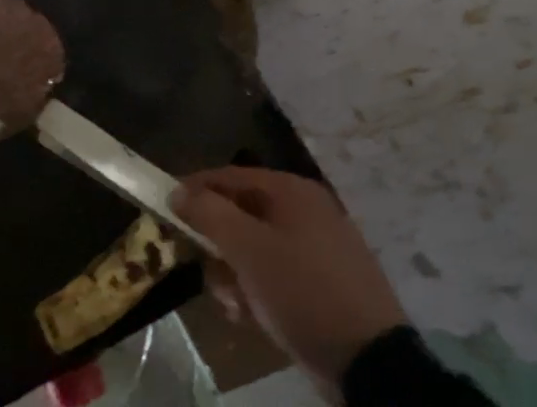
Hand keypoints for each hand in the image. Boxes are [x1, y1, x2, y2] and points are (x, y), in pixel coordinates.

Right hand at [171, 167, 405, 395]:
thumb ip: (208, 213)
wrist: (370, 361)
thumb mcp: (246, 248)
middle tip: (204, 267)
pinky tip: (251, 315)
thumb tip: (178, 192)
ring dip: (232, 273)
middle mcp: (306, 211)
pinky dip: (256, 290)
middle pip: (239, 213)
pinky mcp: (323, 284)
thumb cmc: (301, 290)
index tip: (166, 213)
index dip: (193, 190)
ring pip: (253, 248)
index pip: (228, 175)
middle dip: (216, 244)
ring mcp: (317, 249)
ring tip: (232, 302)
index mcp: (291, 192)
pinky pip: (274, 274)